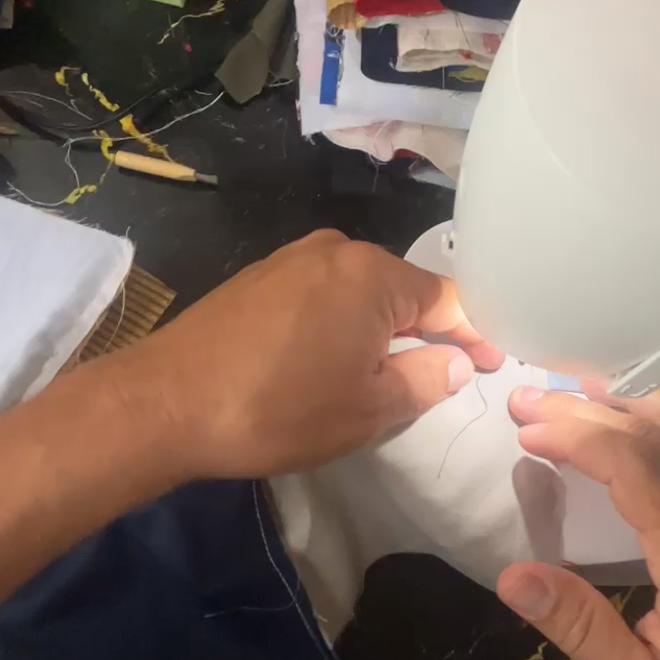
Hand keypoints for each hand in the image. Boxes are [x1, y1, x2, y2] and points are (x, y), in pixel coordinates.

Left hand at [106, 229, 503, 482]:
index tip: (494, 365)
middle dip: (427, 330)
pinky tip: (330, 355)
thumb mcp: (366, 409)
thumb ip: (425, 379)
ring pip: (362, 290)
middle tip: (441, 374)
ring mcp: (294, 257)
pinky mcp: (262, 274)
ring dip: (382, 327)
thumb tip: (457, 362)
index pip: (448, 299)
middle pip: (404, 289)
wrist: (165, 402)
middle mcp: (338, 249)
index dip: (476, 334)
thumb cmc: (278, 409)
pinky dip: (342, 320)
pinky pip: (325, 292)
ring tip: (384, 370)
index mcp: (373, 275)